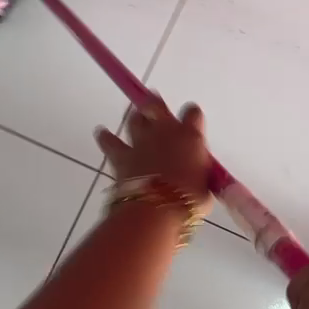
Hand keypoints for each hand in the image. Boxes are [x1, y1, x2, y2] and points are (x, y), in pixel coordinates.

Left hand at [95, 100, 214, 210]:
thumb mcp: (206, 187)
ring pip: (135, 120)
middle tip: (152, 98)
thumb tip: (200, 178)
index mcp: (191, 137)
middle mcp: (165, 133)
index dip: (192, 116)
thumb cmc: (189, 200)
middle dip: (154, 103)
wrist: (156, 210)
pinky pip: (110, 142)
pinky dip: (105, 137)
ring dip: (135, 118)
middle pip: (157, 107)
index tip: (192, 120)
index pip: (193, 114)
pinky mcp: (121, 156)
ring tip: (135, 116)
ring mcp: (141, 142)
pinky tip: (101, 133)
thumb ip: (201, 175)